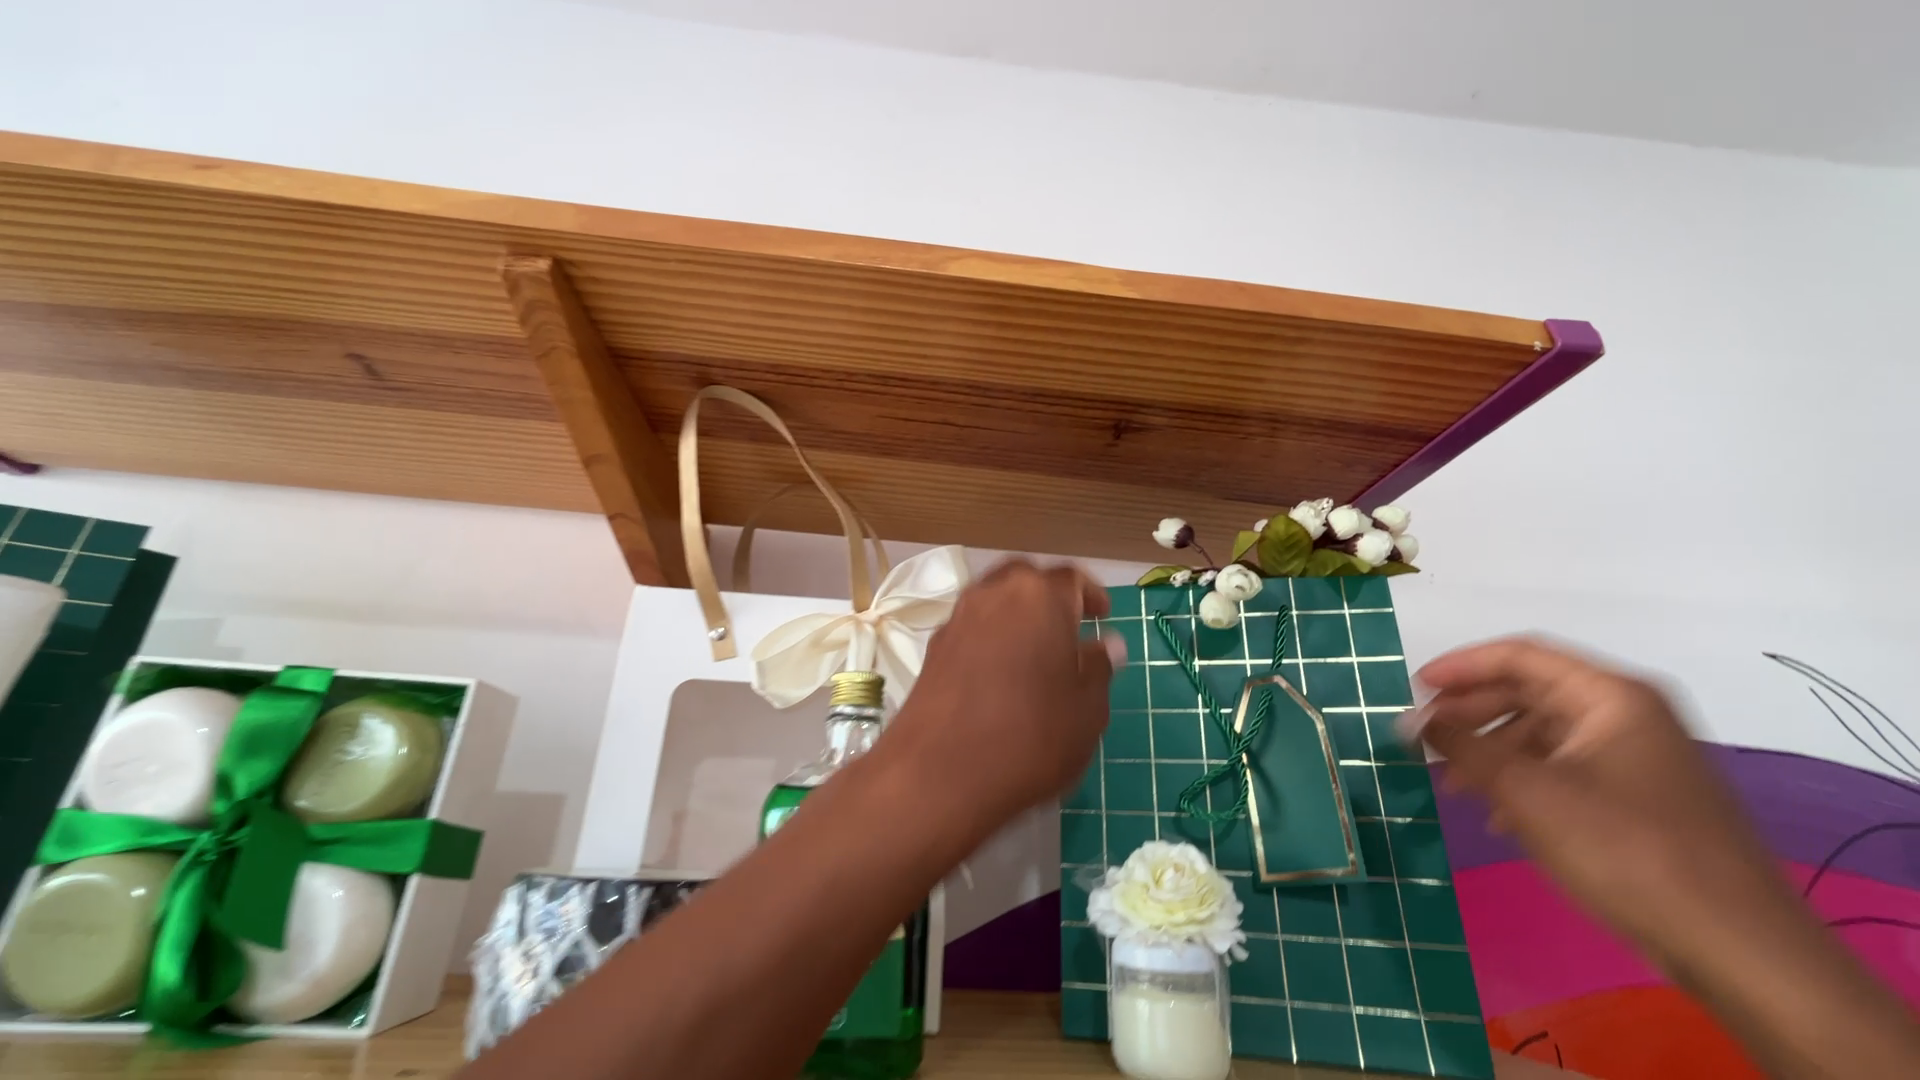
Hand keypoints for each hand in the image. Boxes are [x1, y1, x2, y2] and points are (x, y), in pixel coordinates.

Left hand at [877, 559, 1122, 829]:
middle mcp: (995, 594)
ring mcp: (958, 619)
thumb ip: (1099, 670)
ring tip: (1035, 652)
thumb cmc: (1030, 738)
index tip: (1102, 616)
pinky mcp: (933, 649)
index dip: (1091, 596)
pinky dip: (990, 639)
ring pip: (995, 602)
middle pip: (1027, 580)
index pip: (1072, 579)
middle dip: (1049, 597)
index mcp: (1041, 596)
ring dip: (1017, 616)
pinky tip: (1001, 675)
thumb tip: (1105, 645)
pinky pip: (972, 630)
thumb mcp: (1086, 711)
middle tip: (1068, 626)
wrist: (939, 774)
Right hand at [1406, 637, 1791, 962]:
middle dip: (1472, 714)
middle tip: (1425, 738)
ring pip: (1546, 734)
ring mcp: (1640, 757)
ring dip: (1493, 752)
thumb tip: (1408, 719)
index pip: (1520, 656)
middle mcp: (1630, 714)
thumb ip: (1462, 747)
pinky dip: (1524, 781)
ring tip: (1455, 786)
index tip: (1412, 688)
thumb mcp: (1527, 792)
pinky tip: (1500, 817)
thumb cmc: (1624, 848)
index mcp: (1611, 696)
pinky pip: (1567, 769)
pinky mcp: (1642, 798)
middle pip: (1531, 693)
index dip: (1460, 666)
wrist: (1735, 944)